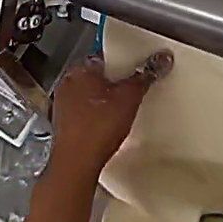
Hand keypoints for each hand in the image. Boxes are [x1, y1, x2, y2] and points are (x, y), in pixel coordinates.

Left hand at [44, 50, 172, 189]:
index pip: (106, 56)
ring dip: (104, 101)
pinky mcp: (63, 125)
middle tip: (132, 91)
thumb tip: (160, 60)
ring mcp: (62, 105)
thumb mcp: (130, 97)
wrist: (76, 165)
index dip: (124, 63)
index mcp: (80, 69)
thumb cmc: (96, 128)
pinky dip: (95, 117)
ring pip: (90, 95)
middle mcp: (67, 84)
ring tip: (121, 111)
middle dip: (114, 83)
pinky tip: (107, 126)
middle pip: (98, 76)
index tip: (136, 70)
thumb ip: (145, 76)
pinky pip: (84, 113)